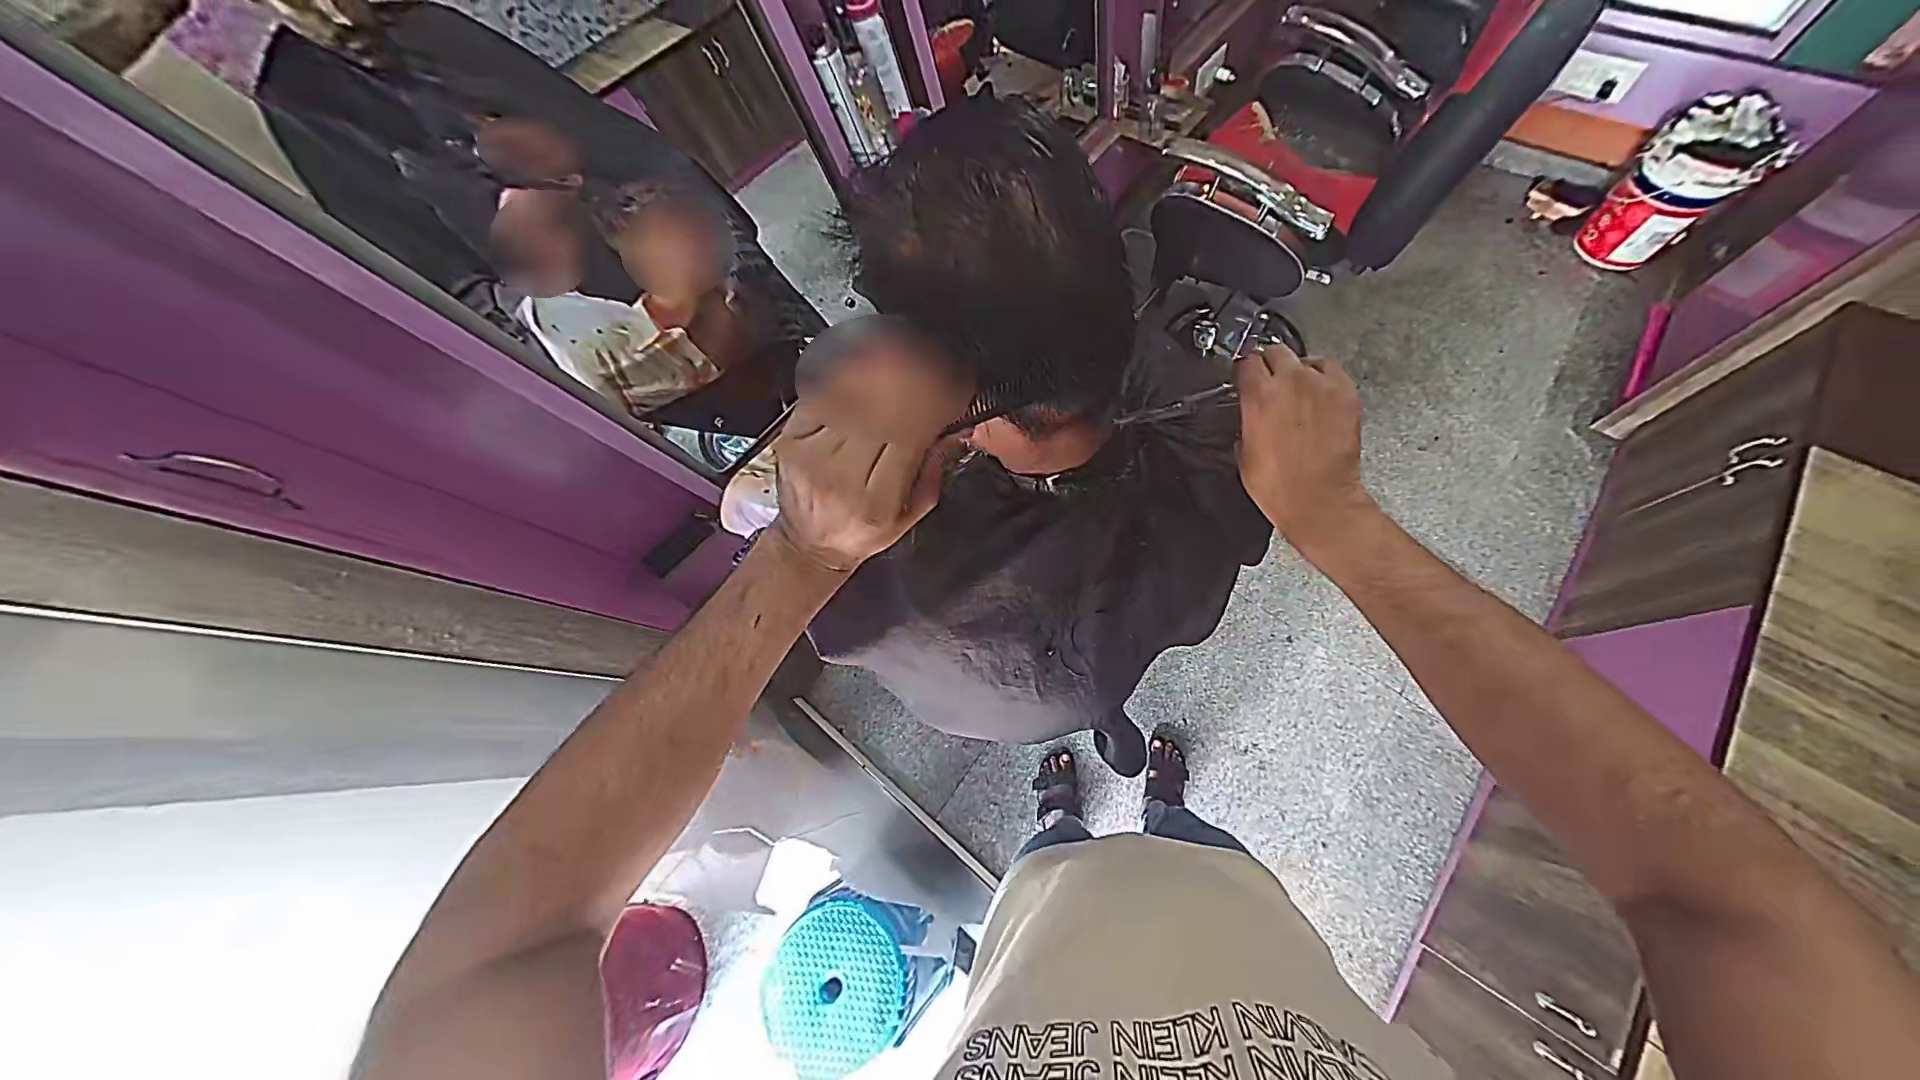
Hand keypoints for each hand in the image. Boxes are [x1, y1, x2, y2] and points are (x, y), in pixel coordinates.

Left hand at [769, 402, 953, 572]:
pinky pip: (821, 404)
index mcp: (873, 505)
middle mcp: (839, 481)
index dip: (923, 418)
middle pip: (877, 420)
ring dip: (872, 395)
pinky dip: (841, 395)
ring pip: (851, 407)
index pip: (905, 443)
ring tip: (886, 390)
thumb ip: (930, 478)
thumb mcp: (906, 520)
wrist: (808, 545)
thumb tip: (950, 436)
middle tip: (913, 389)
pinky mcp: (790, 444)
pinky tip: (853, 396)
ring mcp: (810, 460)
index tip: (933, 407)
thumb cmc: (858, 533)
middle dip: (900, 401)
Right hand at [1236, 343, 1373, 548]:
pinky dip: (1322, 376)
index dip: (1243, 368)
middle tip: (1268, 378)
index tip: (1244, 374)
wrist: (1317, 498)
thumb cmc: (1279, 484)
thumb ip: (1246, 421)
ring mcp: (1321, 386)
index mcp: (1258, 396)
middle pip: (1275, 351)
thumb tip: (1250, 414)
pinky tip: (1317, 392)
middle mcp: (1291, 384)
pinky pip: (1331, 370)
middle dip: (1268, 363)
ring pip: (1304, 359)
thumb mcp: (1243, 451)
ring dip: (1296, 369)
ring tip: (1294, 388)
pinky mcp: (1346, 394)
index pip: (1246, 361)